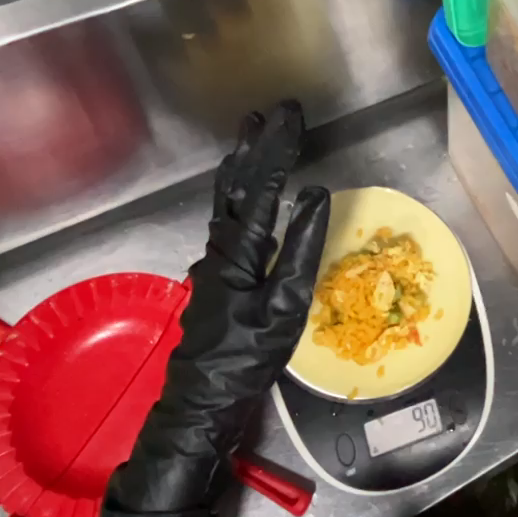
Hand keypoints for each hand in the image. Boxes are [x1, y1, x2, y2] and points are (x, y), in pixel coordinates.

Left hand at [100, 102, 329, 516]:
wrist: (202, 404)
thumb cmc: (247, 360)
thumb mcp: (285, 307)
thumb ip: (300, 249)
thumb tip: (315, 195)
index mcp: (239, 250)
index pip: (262, 186)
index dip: (278, 148)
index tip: (292, 116)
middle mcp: (221, 245)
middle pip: (238, 183)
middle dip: (257, 145)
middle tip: (273, 112)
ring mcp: (214, 258)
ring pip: (226, 197)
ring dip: (241, 162)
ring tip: (252, 133)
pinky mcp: (216, 272)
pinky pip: (226, 216)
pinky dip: (236, 190)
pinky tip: (242, 189)